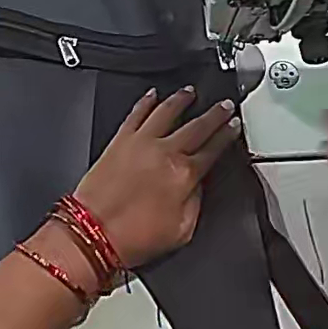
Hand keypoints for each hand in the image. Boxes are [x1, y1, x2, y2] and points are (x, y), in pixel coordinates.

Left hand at [71, 87, 240, 268]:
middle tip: (224, 105)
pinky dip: (146, 101)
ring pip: (167, 111)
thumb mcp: (182, 230)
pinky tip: (152, 95)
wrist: (93, 233)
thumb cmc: (132, 236)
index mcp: (184, 176)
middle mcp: (165, 153)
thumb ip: (196, 202)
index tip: (233, 126)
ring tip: (191, 92)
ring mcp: (141, 142)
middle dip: (215, 113)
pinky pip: (136, 113)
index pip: (213, 149)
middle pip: (197, 125)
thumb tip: (200, 186)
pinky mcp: (120, 140)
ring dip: (182, 99)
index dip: (227, 135)